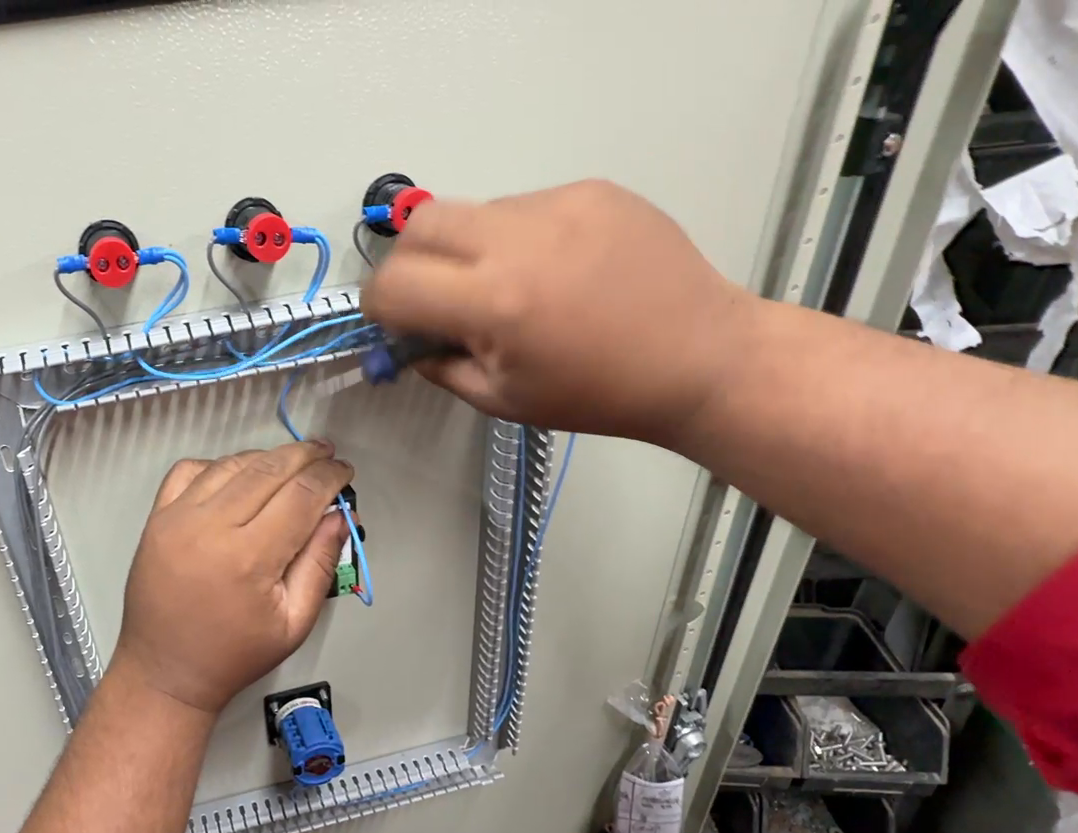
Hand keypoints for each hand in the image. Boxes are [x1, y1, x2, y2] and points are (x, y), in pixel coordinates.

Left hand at [109, 441, 354, 717]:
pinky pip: (189, 471)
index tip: (343, 473)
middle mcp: (210, 529)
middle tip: (326, 455)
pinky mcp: (157, 520)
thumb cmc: (230, 657)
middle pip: (269, 469)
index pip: (302, 494)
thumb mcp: (293, 623)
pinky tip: (237, 475)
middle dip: (305, 456)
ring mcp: (177, 520)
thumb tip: (340, 518)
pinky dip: (218, 464)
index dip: (330, 477)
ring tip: (291, 462)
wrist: (166, 672)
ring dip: (266, 457)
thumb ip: (320, 564)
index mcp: (249, 558)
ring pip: (231, 464)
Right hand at [361, 180, 764, 443]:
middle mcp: (519, 239)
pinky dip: (516, 237)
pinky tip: (553, 270)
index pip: (394, 282)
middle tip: (432, 296)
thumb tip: (405, 341)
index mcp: (494, 302)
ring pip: (473, 212)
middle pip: (420, 223)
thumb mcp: (501, 399)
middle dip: (408, 262)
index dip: (378, 305)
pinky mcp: (591, 189)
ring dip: (467, 249)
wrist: (700, 358)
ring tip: (509, 287)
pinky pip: (524, 205)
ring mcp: (559, 204)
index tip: (392, 321)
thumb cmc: (597, 395)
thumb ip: (439, 365)